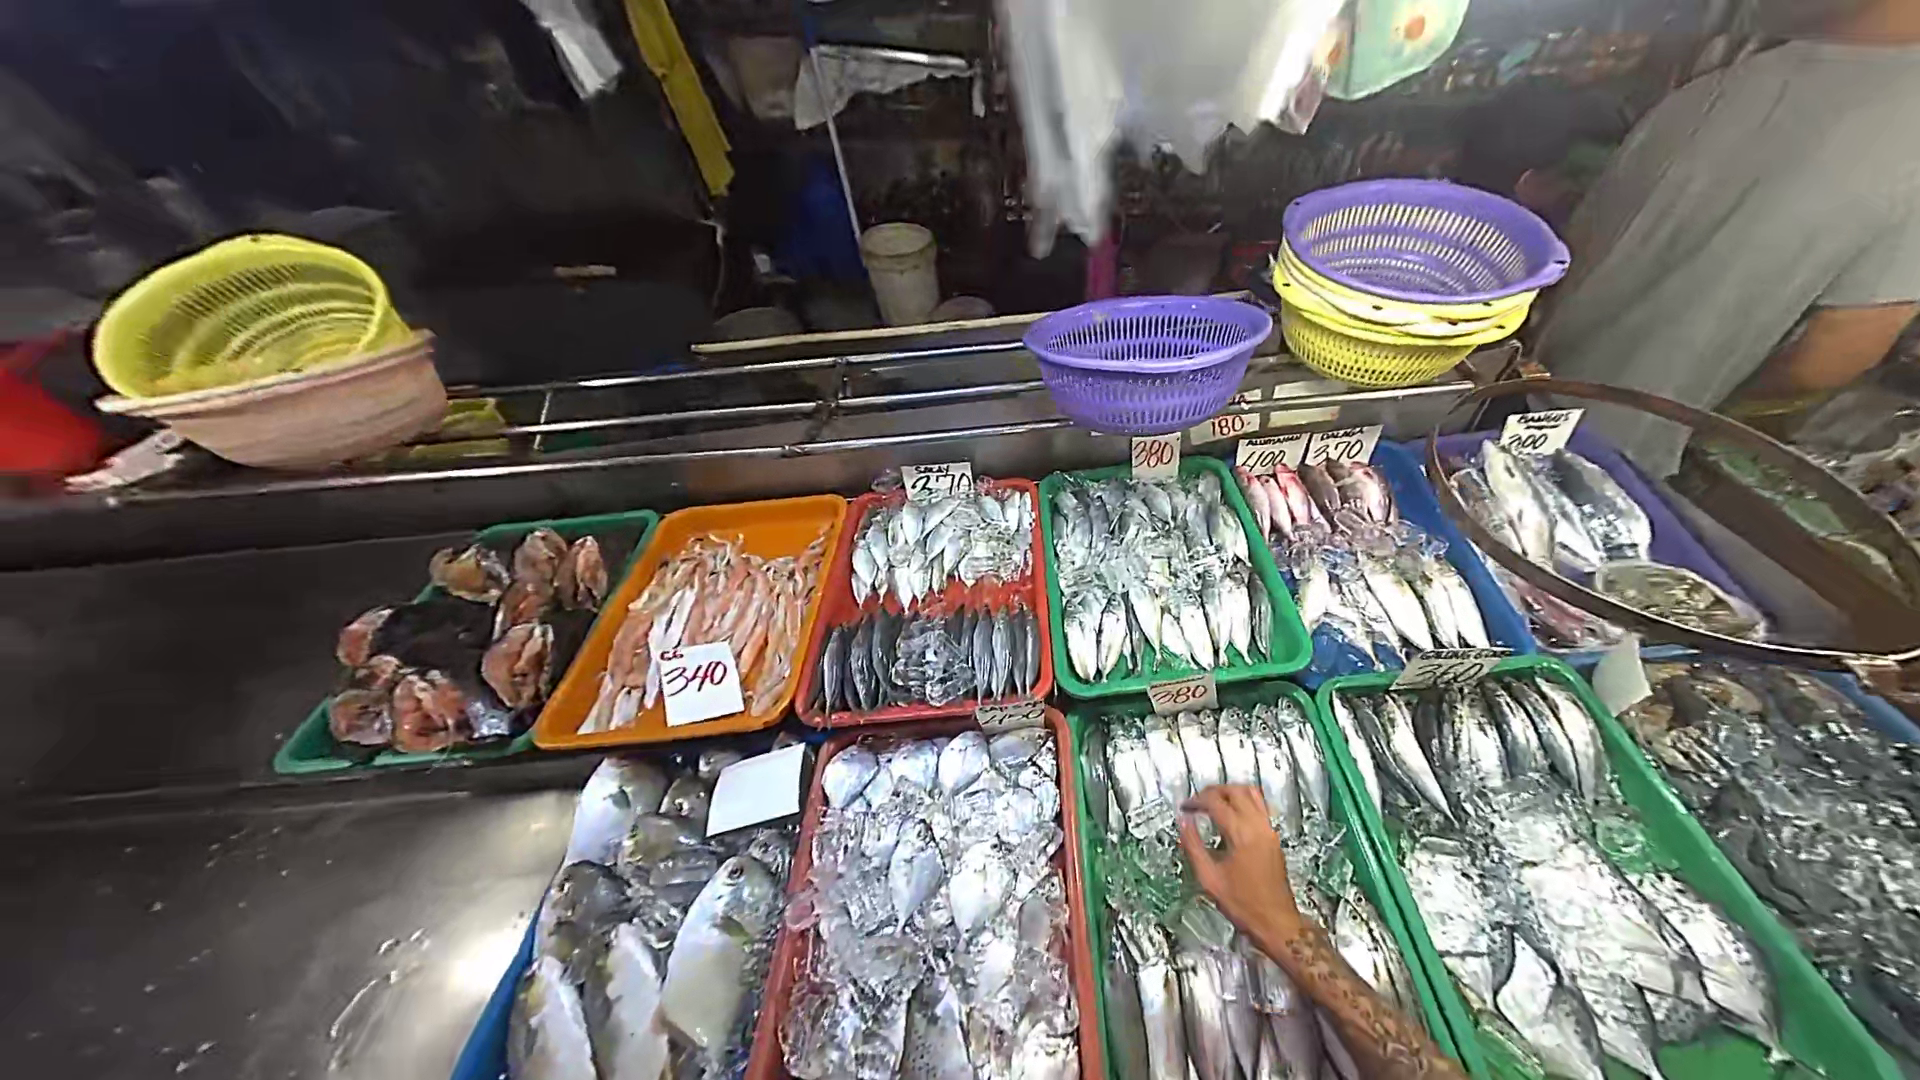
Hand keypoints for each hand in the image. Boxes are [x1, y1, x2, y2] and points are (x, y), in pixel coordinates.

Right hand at [1181, 785, 1301, 939]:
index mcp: (1240, 834)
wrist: (1277, 925)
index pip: (1215, 802)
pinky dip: (1243, 800)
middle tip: (1197, 801)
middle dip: (1212, 791)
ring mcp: (1269, 830)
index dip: (1196, 800)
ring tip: (1214, 802)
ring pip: (1251, 793)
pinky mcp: (1274, 837)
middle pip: (1235, 791)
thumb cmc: (1242, 904)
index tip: (1185, 808)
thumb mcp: (1209, 878)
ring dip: (1230, 792)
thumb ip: (1193, 845)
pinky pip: (1260, 805)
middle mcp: (1258, 826)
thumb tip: (1183, 821)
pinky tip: (1231, 814)